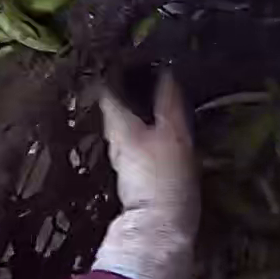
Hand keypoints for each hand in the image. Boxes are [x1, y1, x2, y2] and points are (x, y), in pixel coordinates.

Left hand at [92, 70, 198, 278]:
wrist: (160, 226)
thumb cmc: (164, 175)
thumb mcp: (173, 132)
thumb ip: (168, 102)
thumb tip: (167, 70)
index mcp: (117, 123)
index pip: (106, 86)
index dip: (114, 67)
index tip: (130, 52)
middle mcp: (114, 136)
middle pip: (115, 102)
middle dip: (128, 83)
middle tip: (148, 65)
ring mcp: (123, 155)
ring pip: (127, 119)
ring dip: (138, 103)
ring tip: (157, 87)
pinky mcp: (136, 169)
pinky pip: (138, 134)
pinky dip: (146, 121)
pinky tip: (161, 119)